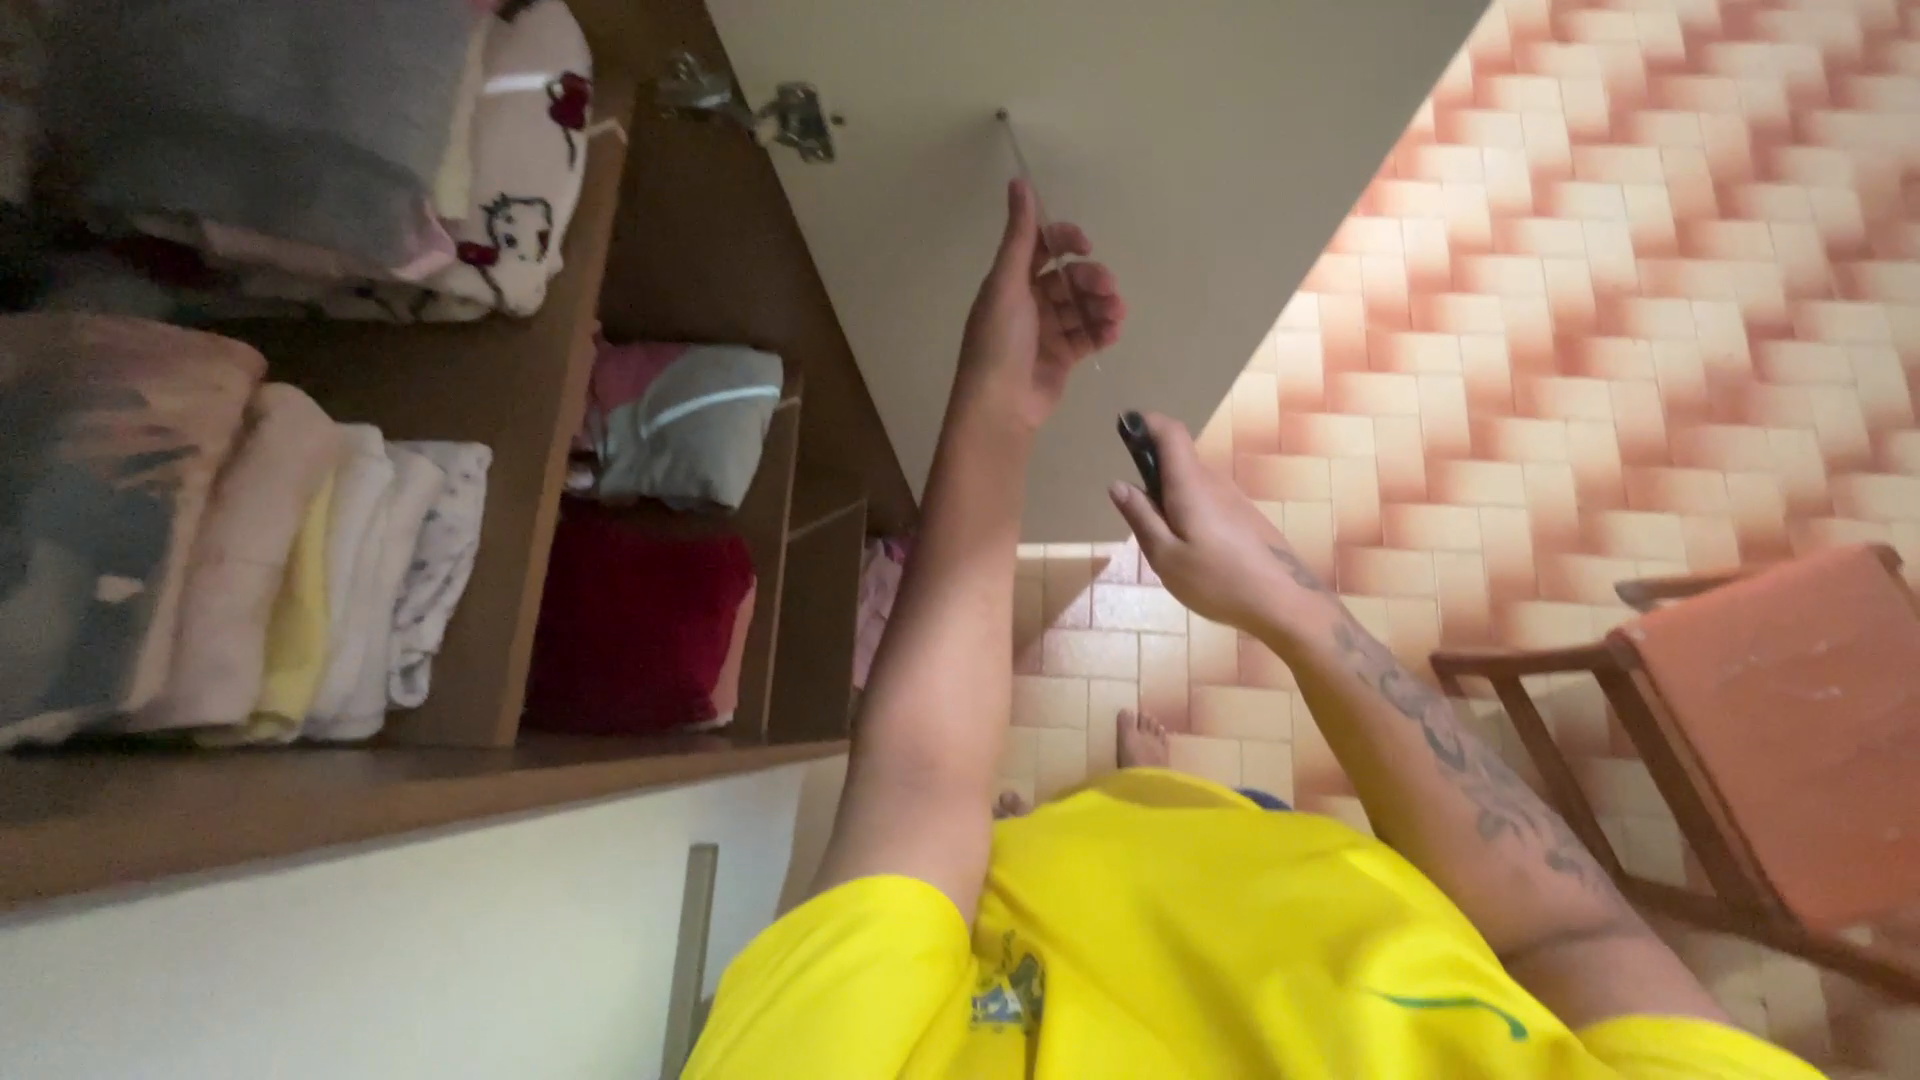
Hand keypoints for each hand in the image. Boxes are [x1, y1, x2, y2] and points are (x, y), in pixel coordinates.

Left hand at [951, 179, 1125, 432]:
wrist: (1000, 404)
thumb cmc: (998, 341)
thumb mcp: (1006, 284)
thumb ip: (1019, 235)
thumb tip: (1019, 181)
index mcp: (1011, 282)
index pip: (1044, 248)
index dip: (1066, 241)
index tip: (1085, 246)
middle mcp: (1029, 302)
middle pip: (1069, 278)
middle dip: (1091, 278)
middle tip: (1107, 289)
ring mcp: (1047, 331)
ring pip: (1083, 306)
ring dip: (1103, 305)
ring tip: (1115, 314)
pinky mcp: (1063, 357)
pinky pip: (1089, 335)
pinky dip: (1102, 330)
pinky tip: (1112, 331)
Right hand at [1108, 413, 1333, 632]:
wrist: (1286, 604)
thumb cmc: (1218, 581)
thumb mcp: (1165, 557)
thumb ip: (1140, 517)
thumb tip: (1117, 484)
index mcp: (1191, 485)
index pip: (1171, 433)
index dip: (1147, 423)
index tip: (1125, 428)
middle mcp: (1213, 482)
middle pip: (1178, 460)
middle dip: (1151, 474)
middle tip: (1137, 518)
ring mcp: (1233, 499)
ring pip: (1191, 484)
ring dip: (1169, 500)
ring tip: (1164, 546)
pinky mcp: (1244, 516)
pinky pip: (1206, 501)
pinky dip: (1187, 513)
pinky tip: (1191, 553)